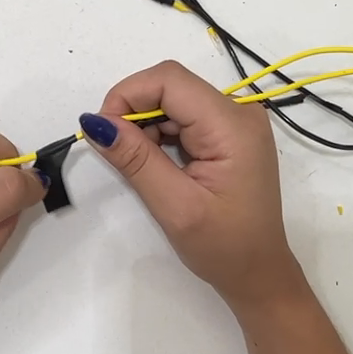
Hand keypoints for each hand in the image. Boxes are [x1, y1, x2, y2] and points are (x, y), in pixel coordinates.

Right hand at [80, 60, 304, 311]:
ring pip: (172, 99)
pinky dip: (159, 133)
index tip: (103, 132)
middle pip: (170, 86)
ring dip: (145, 124)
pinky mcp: (226, 133)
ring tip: (142, 166)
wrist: (258, 273)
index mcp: (232, 125)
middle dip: (134, 111)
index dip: (127, 95)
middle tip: (119, 154)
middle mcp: (238, 111)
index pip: (169, 80)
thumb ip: (136, 159)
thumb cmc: (223, 246)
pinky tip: (157, 164)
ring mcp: (234, 120)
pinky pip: (182, 116)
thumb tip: (94, 122)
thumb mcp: (174, 206)